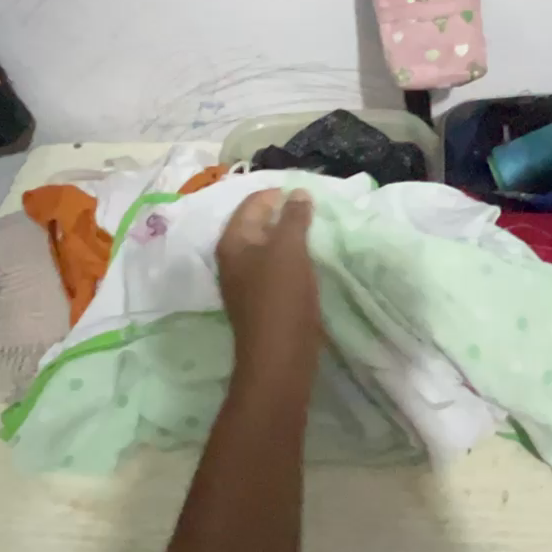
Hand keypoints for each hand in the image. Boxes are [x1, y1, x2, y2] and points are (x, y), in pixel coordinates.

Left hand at [215, 189, 323, 386]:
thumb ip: (293, 217)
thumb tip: (297, 192)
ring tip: (318, 232)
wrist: (280, 359)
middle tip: (316, 209)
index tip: (309, 192)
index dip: (278, 193)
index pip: (252, 202)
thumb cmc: (281, 298)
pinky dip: (293, 258)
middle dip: (285, 213)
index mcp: (233, 241)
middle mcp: (233, 259)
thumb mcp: (290, 249)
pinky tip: (312, 260)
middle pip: (258, 223)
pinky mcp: (262, 300)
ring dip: (291, 237)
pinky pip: (276, 267)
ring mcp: (246, 281)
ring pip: (268, 246)